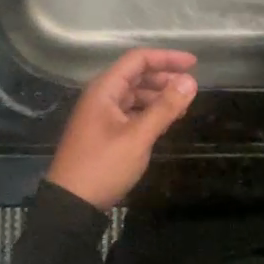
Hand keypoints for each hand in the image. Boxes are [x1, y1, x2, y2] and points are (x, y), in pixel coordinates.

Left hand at [45, 48, 198, 210]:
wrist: (70, 205)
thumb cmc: (103, 166)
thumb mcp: (137, 137)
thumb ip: (164, 108)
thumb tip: (190, 81)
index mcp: (104, 89)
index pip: (138, 59)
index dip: (166, 58)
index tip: (193, 64)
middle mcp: (101, 96)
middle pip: (136, 75)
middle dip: (164, 77)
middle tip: (190, 87)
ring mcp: (100, 114)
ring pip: (134, 94)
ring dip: (157, 96)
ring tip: (181, 106)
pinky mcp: (103, 132)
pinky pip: (129, 112)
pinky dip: (148, 112)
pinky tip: (164, 122)